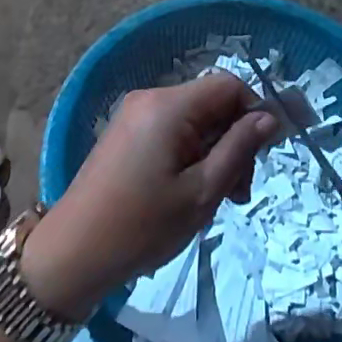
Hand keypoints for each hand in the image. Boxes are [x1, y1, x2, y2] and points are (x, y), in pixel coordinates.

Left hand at [21, 73, 279, 319]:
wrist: (71, 256)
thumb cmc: (141, 226)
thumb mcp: (201, 192)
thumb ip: (239, 149)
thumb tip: (270, 118)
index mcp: (168, 106)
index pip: (229, 85)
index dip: (255, 112)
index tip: (264, 154)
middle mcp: (151, 98)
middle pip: (212, 103)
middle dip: (235, 140)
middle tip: (239, 191)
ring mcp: (135, 115)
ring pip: (195, 120)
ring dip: (215, 152)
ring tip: (218, 198)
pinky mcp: (126, 133)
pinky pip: (173, 130)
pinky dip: (192, 154)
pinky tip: (191, 191)